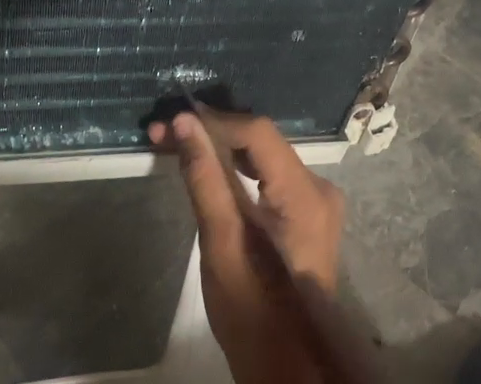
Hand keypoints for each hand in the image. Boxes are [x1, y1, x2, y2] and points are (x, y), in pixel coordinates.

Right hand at [149, 111, 348, 383]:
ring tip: (174, 145)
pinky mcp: (306, 214)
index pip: (256, 132)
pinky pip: (268, 176)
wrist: (288, 364)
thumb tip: (183, 121)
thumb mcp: (221, 241)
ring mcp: (316, 200)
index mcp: (304, 193)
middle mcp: (318, 186)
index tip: (170, 122)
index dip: (212, 121)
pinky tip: (205, 168)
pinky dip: (235, 169)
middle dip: (210, 133)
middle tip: (162, 134)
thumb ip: (205, 176)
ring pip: (262, 156)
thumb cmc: (252, 307)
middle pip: (260, 141)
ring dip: (218, 149)